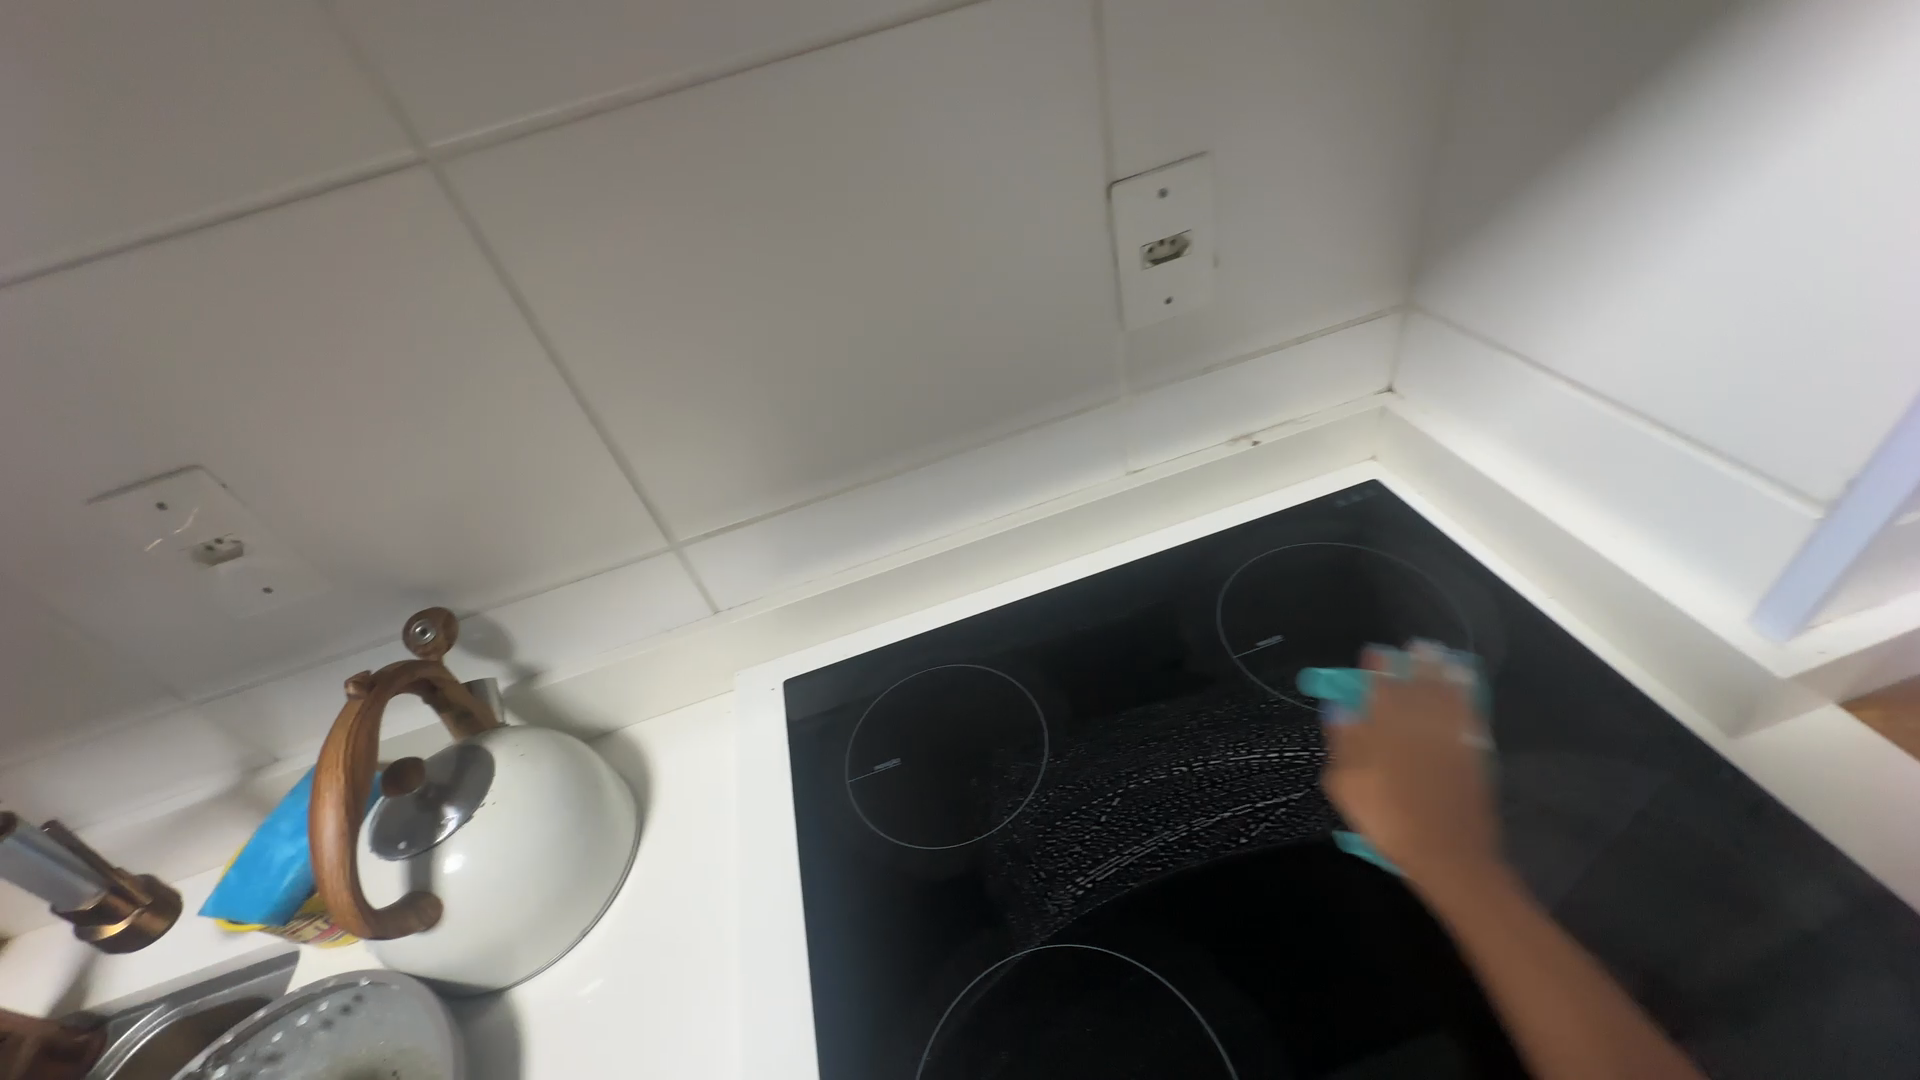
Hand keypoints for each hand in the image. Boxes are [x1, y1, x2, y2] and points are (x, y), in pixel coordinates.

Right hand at [1320, 641, 1503, 894]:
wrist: (1447, 854)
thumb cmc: (1386, 821)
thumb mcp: (1346, 786)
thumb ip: (1343, 744)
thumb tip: (1339, 711)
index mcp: (1383, 730)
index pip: (1379, 688)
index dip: (1378, 668)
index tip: (1376, 653)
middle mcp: (1417, 725)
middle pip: (1417, 685)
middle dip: (1415, 663)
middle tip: (1416, 646)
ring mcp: (1449, 738)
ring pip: (1447, 696)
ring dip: (1444, 672)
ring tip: (1441, 656)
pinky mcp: (1474, 755)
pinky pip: (1471, 717)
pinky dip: (1469, 698)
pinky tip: (1467, 688)